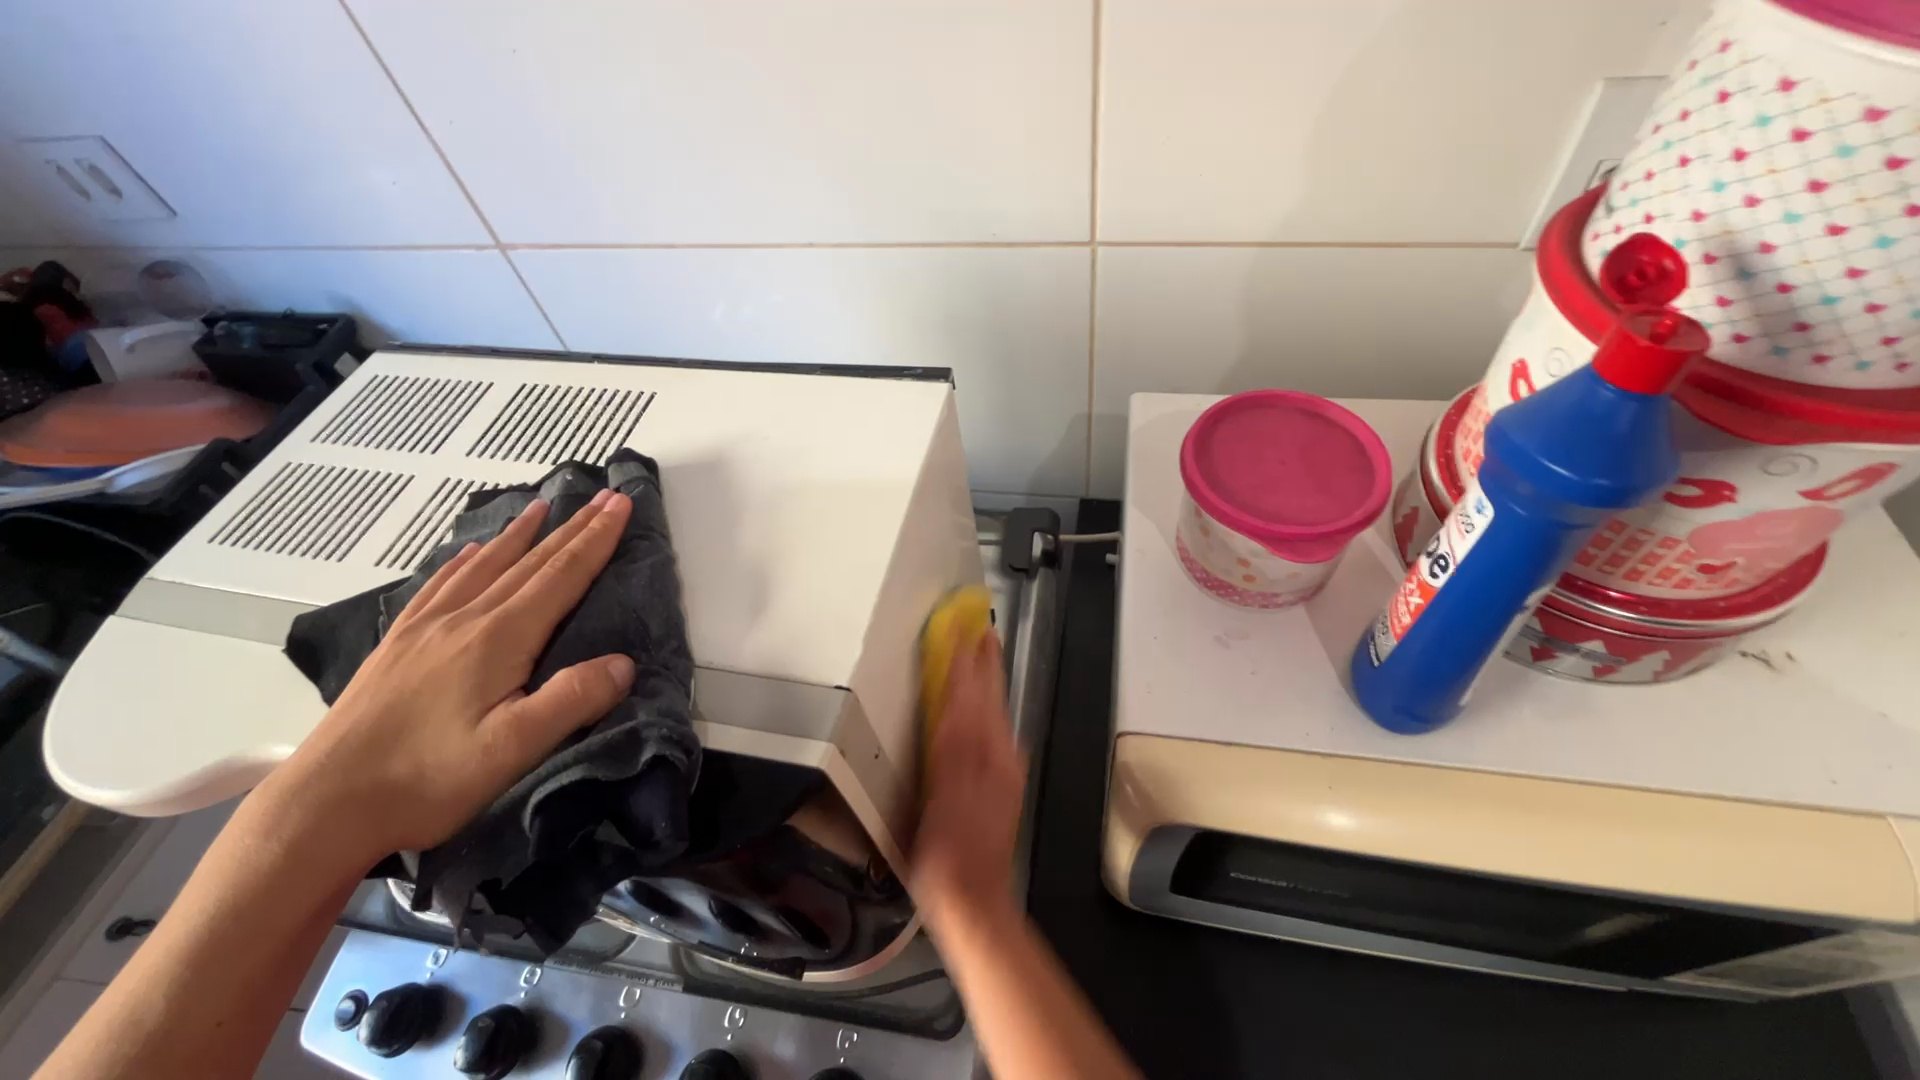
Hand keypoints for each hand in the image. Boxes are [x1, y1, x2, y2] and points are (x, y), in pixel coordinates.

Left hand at [255, 489, 637, 866]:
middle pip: (528, 563)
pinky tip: (467, 552)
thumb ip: (571, 700)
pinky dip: (464, 561)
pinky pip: (439, 586)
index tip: (621, 503)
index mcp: (498, 638)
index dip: (596, 539)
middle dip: (571, 528)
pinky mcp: (396, 646)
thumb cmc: (427, 779)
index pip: (560, 576)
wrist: (322, 806)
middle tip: (602, 496)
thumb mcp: (513, 748)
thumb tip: (624, 662)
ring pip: (484, 566)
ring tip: (541, 508)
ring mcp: (424, 630)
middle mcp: (463, 621)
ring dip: (519, 535)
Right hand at [909, 629, 1025, 933]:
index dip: (962, 664)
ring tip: (988, 654)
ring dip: (993, 682)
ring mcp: (1005, 771)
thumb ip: (936, 761)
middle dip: (985, 664)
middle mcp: (989, 759)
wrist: (977, 898)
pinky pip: (1004, 733)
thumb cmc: (935, 859)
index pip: (961, 700)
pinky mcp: (1011, 783)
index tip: (962, 632)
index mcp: (962, 760)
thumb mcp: (920, 808)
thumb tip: (943, 721)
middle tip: (985, 629)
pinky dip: (997, 709)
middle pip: (987, 700)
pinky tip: (992, 705)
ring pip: (999, 714)